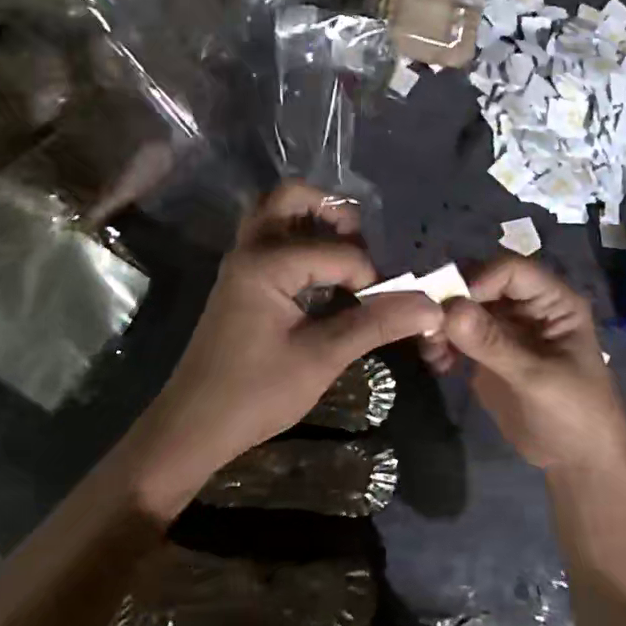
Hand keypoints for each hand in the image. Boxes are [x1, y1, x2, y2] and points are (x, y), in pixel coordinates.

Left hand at [134, 182, 442, 476]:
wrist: (194, 427)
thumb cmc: (256, 393)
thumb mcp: (322, 358)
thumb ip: (376, 325)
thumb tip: (431, 308)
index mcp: (266, 263)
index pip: (339, 251)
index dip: (370, 277)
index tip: (385, 309)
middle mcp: (249, 251)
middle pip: (291, 198)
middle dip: (334, 212)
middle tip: (361, 246)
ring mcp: (240, 265)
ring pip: (277, 217)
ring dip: (314, 224)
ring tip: (348, 259)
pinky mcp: (241, 283)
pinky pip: (271, 242)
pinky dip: (300, 244)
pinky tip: (324, 281)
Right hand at [420, 254, 625, 469]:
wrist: (576, 460)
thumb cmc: (574, 414)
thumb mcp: (536, 379)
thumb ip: (494, 344)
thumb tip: (450, 309)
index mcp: (553, 302)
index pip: (511, 270)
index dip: (478, 280)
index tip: (449, 308)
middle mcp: (527, 306)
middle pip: (480, 282)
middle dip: (451, 299)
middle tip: (428, 327)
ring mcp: (505, 328)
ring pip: (463, 306)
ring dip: (442, 322)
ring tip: (432, 351)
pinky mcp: (487, 351)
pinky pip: (456, 333)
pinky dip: (442, 342)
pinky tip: (438, 365)